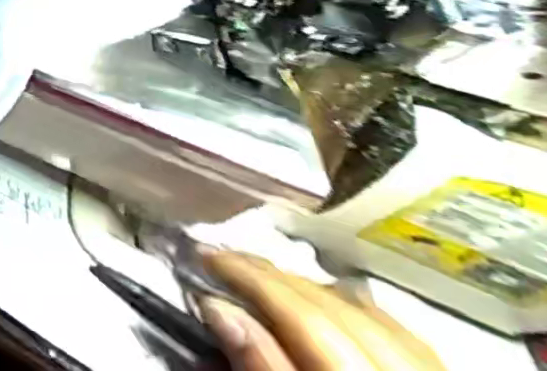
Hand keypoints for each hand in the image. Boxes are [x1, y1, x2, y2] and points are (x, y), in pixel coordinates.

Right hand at [197, 250, 444, 370]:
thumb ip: (263, 367)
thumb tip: (214, 305)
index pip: (307, 319)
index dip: (251, 281)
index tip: (203, 255)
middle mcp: (409, 370)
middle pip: (341, 310)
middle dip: (276, 276)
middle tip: (222, 256)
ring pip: (377, 317)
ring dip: (314, 287)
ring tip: (267, 275)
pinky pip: (411, 338)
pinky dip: (363, 310)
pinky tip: (334, 299)